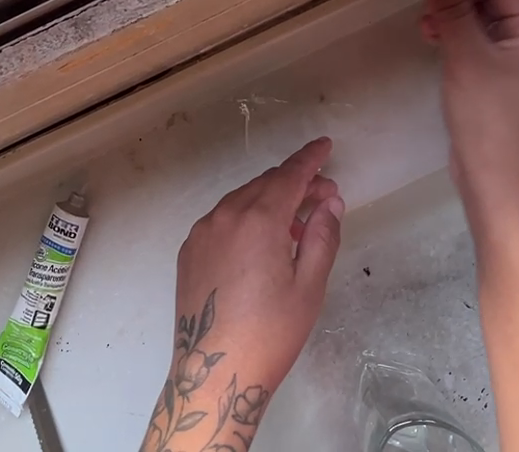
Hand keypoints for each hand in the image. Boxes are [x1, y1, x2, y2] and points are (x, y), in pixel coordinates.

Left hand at [141, 138, 342, 451]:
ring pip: (242, 199)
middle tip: (324, 199)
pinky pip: (223, 218)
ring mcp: (202, 230)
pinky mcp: (189, 248)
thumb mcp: (309, 286)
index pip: (289, 175)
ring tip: (296, 226)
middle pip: (265, 184)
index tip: (325, 146)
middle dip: (296, 184)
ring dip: (271, 201)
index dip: (310, 159)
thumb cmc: (270, 332)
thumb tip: (329, 202)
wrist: (214, 371)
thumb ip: (322, 236)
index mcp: (258, 219)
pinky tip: (261, 244)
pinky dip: (246, 218)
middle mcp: (225, 214)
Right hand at [419, 0, 518, 213]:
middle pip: (492, 2)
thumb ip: (451, 9)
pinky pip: (479, 46)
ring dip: (452, 18)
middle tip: (422, 6)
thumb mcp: (466, 55)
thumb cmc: (488, 115)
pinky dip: (456, 38)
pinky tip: (435, 43)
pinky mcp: (503, 82)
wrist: (497, 180)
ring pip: (482, 23)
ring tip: (425, 28)